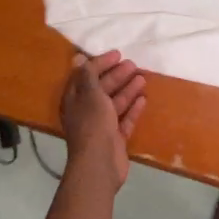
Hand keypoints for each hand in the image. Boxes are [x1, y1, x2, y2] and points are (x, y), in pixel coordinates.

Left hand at [59, 51, 146, 189]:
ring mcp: (101, 126)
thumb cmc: (92, 124)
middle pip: (102, 88)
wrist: (99, 164)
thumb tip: (78, 57)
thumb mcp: (90, 94)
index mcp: (75, 99)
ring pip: (115, 103)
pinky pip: (124, 119)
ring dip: (127, 90)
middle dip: (117, 75)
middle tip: (133, 64)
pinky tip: (143, 99)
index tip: (117, 54)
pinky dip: (132, 109)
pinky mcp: (114, 138)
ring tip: (142, 78)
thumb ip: (88, 76)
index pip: (87, 75)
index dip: (100, 63)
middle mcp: (87, 111)